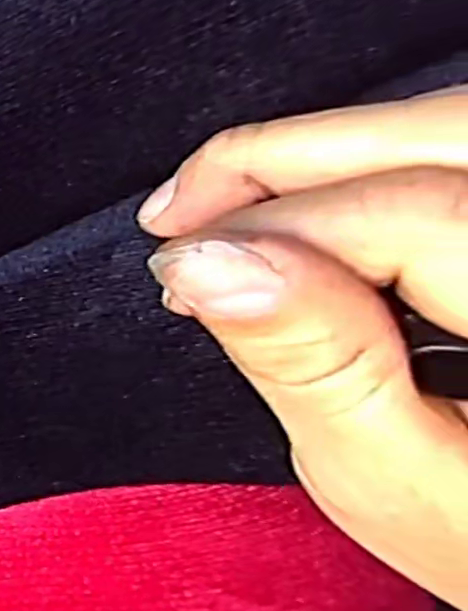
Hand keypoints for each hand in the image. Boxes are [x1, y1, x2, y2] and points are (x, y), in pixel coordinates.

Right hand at [139, 87, 467, 608]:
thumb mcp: (396, 481)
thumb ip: (305, 363)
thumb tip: (200, 261)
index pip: (411, 215)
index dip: (261, 238)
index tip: (176, 280)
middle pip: (443, 135)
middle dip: (272, 161)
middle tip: (171, 215)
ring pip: (452, 128)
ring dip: (312, 158)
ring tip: (221, 214)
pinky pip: (456, 155)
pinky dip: (364, 166)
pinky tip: (302, 216)